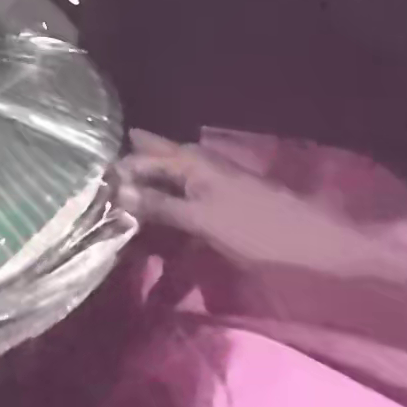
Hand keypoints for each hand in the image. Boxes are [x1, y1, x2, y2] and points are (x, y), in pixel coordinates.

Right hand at [113, 129, 404, 276]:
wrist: (319, 248)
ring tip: (119, 203)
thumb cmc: (259, 232)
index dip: (116, 170)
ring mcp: (212, 184)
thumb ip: (160, 206)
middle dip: (128, 171)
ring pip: (168, 180)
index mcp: (192, 162)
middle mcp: (199, 165)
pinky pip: (183, 200)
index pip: (142, 158)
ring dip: (146, 191)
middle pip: (154, 163)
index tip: (88, 185)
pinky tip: (156, 221)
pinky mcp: (221, 206)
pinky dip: (166, 207)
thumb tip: (116, 192)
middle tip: (97, 187)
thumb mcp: (204, 221)